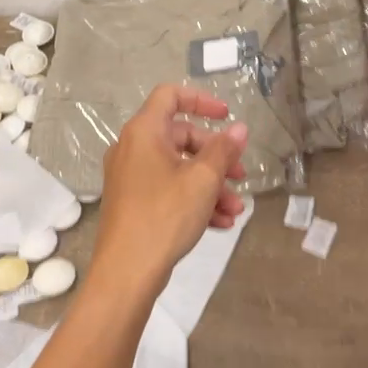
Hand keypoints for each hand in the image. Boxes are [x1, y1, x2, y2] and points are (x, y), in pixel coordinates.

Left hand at [95, 85, 248, 290]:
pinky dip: (195, 200)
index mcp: (144, 132)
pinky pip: (169, 190)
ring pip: (179, 169)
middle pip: (181, 137)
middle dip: (216, 157)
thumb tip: (239, 129)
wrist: (126, 271)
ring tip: (236, 209)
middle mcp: (133, 149)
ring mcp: (131, 177)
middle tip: (241, 177)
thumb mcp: (203, 180)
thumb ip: (224, 150)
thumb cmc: (165, 215)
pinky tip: (221, 223)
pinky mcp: (133, 203)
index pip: (171, 96)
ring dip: (211, 185)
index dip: (201, 100)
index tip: (227, 116)